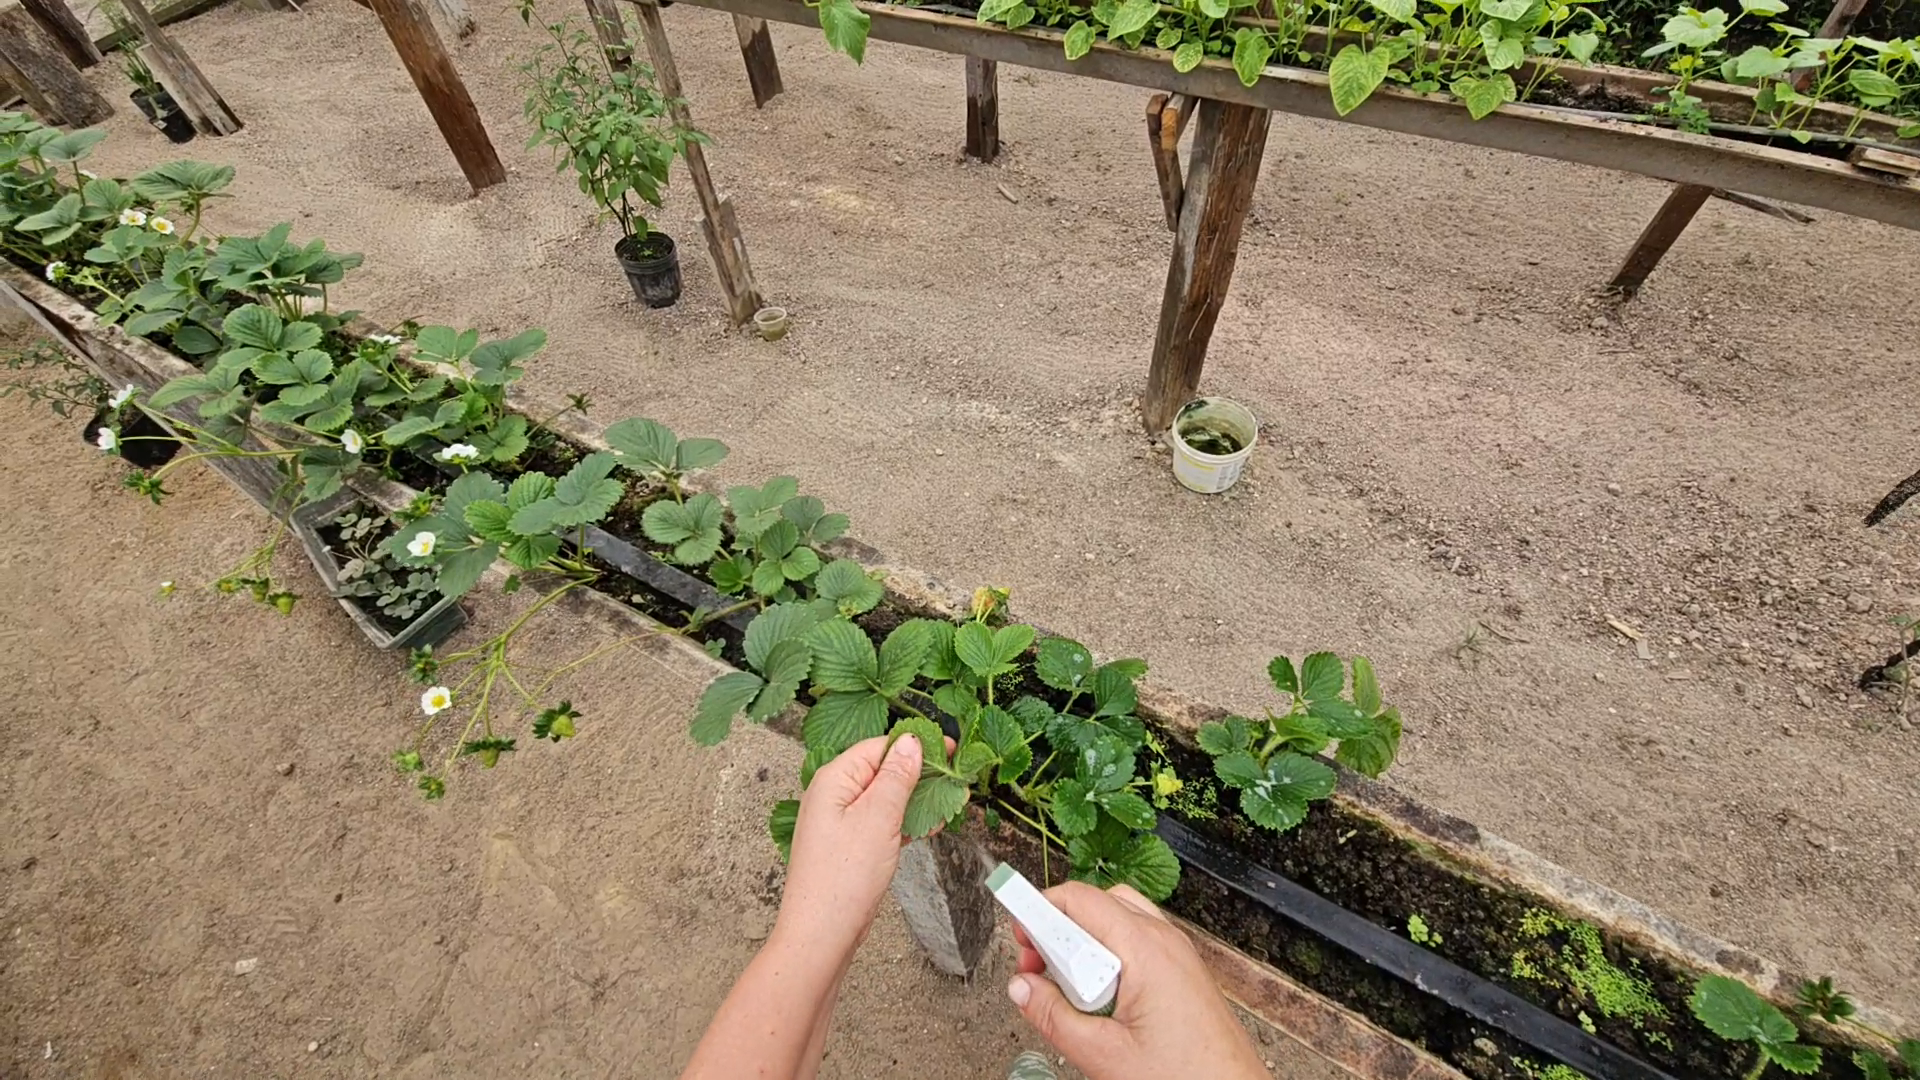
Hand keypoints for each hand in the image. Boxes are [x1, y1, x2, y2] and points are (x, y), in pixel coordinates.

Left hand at [774, 734, 936, 955]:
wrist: (820, 938)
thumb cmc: (841, 880)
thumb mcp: (878, 817)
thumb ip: (897, 776)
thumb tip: (911, 742)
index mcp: (834, 779)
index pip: (880, 746)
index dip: (916, 745)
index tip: (950, 749)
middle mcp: (834, 794)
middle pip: (884, 770)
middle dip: (920, 773)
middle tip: (954, 779)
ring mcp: (841, 820)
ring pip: (886, 797)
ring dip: (916, 798)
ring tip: (948, 802)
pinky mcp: (850, 844)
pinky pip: (882, 820)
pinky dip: (905, 820)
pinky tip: (928, 825)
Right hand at [1006, 882, 1268, 1079]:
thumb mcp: (1104, 1057)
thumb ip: (1054, 1018)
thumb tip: (1021, 988)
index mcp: (1145, 949)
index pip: (1080, 900)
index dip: (1041, 910)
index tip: (1018, 933)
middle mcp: (1163, 938)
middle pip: (1097, 903)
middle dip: (1059, 927)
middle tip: (1037, 967)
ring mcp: (1177, 951)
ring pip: (1118, 917)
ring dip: (1085, 939)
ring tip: (1069, 983)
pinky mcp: (1184, 969)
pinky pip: (1137, 938)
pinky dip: (1110, 951)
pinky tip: (1101, 992)